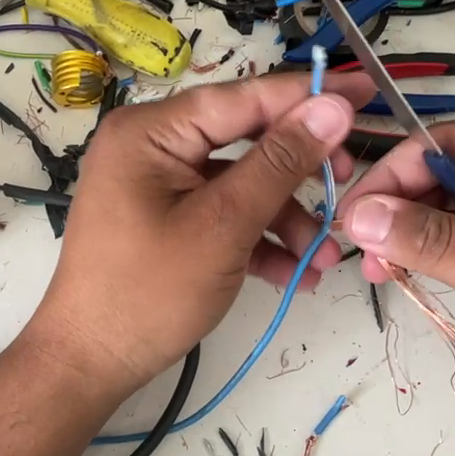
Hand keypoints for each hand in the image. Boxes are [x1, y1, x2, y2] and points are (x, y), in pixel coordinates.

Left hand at [22, 71, 374, 396]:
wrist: (90, 363)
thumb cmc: (148, 292)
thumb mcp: (223, 225)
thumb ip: (280, 163)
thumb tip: (332, 106)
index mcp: (149, 133)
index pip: (240, 98)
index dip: (305, 95)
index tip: (364, 91)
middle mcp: (149, 149)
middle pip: (243, 142)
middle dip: (299, 172)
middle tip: (348, 185)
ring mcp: (156, 188)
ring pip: (238, 186)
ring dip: (285, 220)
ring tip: (325, 258)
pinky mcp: (164, 223)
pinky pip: (219, 216)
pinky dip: (256, 241)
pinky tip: (295, 274)